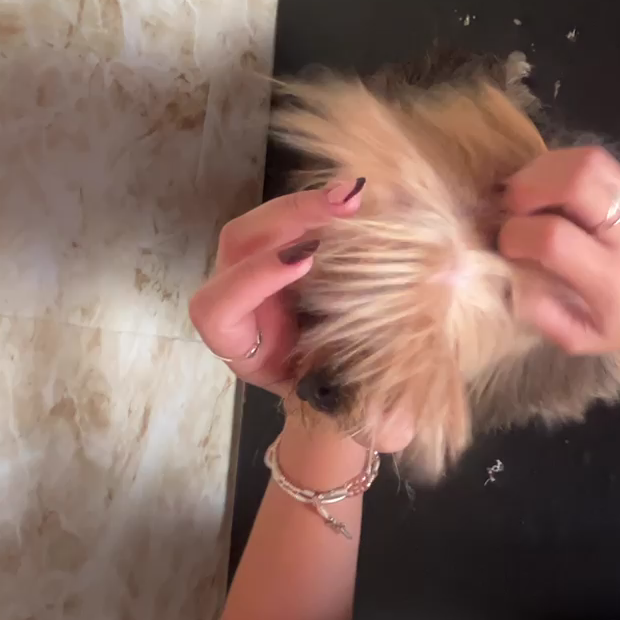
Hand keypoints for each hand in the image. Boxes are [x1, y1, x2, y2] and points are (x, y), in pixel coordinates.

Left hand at [188, 178, 414, 452]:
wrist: (333, 383)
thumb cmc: (337, 398)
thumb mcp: (346, 408)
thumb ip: (365, 413)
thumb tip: (399, 424)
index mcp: (238, 344)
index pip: (220, 306)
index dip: (254, 279)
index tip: (304, 260)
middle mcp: (238, 299)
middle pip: (239, 243)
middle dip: (289, 218)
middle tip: (346, 204)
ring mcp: (255, 267)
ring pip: (262, 222)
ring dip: (307, 204)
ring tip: (357, 195)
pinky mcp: (282, 248)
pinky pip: (289, 217)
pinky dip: (320, 204)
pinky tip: (359, 197)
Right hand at [498, 147, 619, 362]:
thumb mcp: (583, 340)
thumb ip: (541, 315)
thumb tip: (505, 279)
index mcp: (609, 277)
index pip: (553, 238)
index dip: (517, 235)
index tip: (507, 247)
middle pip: (575, 182)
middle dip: (527, 189)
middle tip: (511, 209)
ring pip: (586, 161)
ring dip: (543, 170)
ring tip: (526, 194)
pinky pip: (594, 158)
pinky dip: (560, 164)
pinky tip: (547, 186)